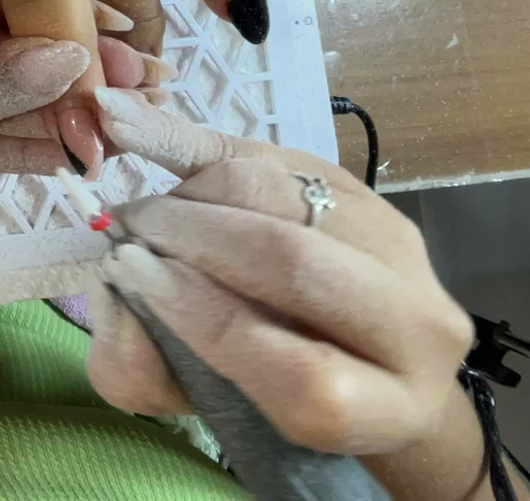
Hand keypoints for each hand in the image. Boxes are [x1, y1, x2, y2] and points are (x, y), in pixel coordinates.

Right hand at [85, 88, 474, 456]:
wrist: (337, 337)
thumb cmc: (261, 376)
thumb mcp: (198, 394)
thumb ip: (139, 366)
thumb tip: (114, 290)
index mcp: (385, 407)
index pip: (306, 375)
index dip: (206, 319)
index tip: (133, 274)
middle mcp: (415, 326)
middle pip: (293, 262)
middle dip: (188, 235)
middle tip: (128, 231)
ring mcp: (391, 241)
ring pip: (272, 191)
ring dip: (188, 194)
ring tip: (150, 214)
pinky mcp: (349, 181)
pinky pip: (253, 151)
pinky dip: (178, 138)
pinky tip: (122, 123)